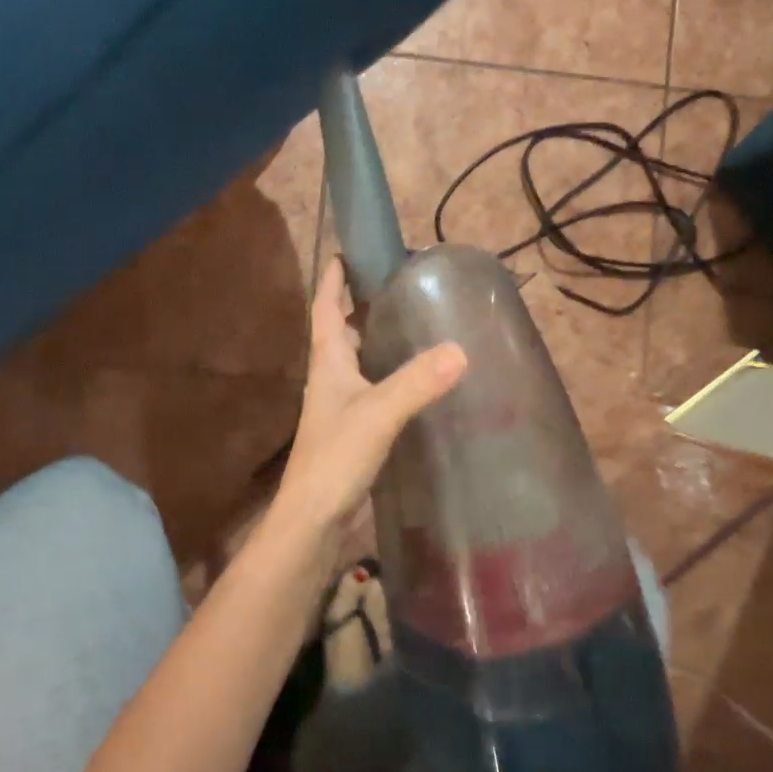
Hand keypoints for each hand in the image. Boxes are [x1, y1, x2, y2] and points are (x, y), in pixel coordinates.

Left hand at [270, 258, 467, 539]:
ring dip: (380, 342)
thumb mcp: (378, 414)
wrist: (313, 519)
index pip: (325, 308)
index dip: (332, 279)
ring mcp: (340, 407)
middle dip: (363, 306)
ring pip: (360, 363)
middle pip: (343, 331)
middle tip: (401, 287)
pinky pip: (374, 392)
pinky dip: (392, 378)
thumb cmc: (335, 458)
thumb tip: (460, 348)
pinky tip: (420, 384)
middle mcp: (331, 378)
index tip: (347, 251)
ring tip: (418, 326)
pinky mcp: (354, 432)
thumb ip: (416, 382)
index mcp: (327, 362)